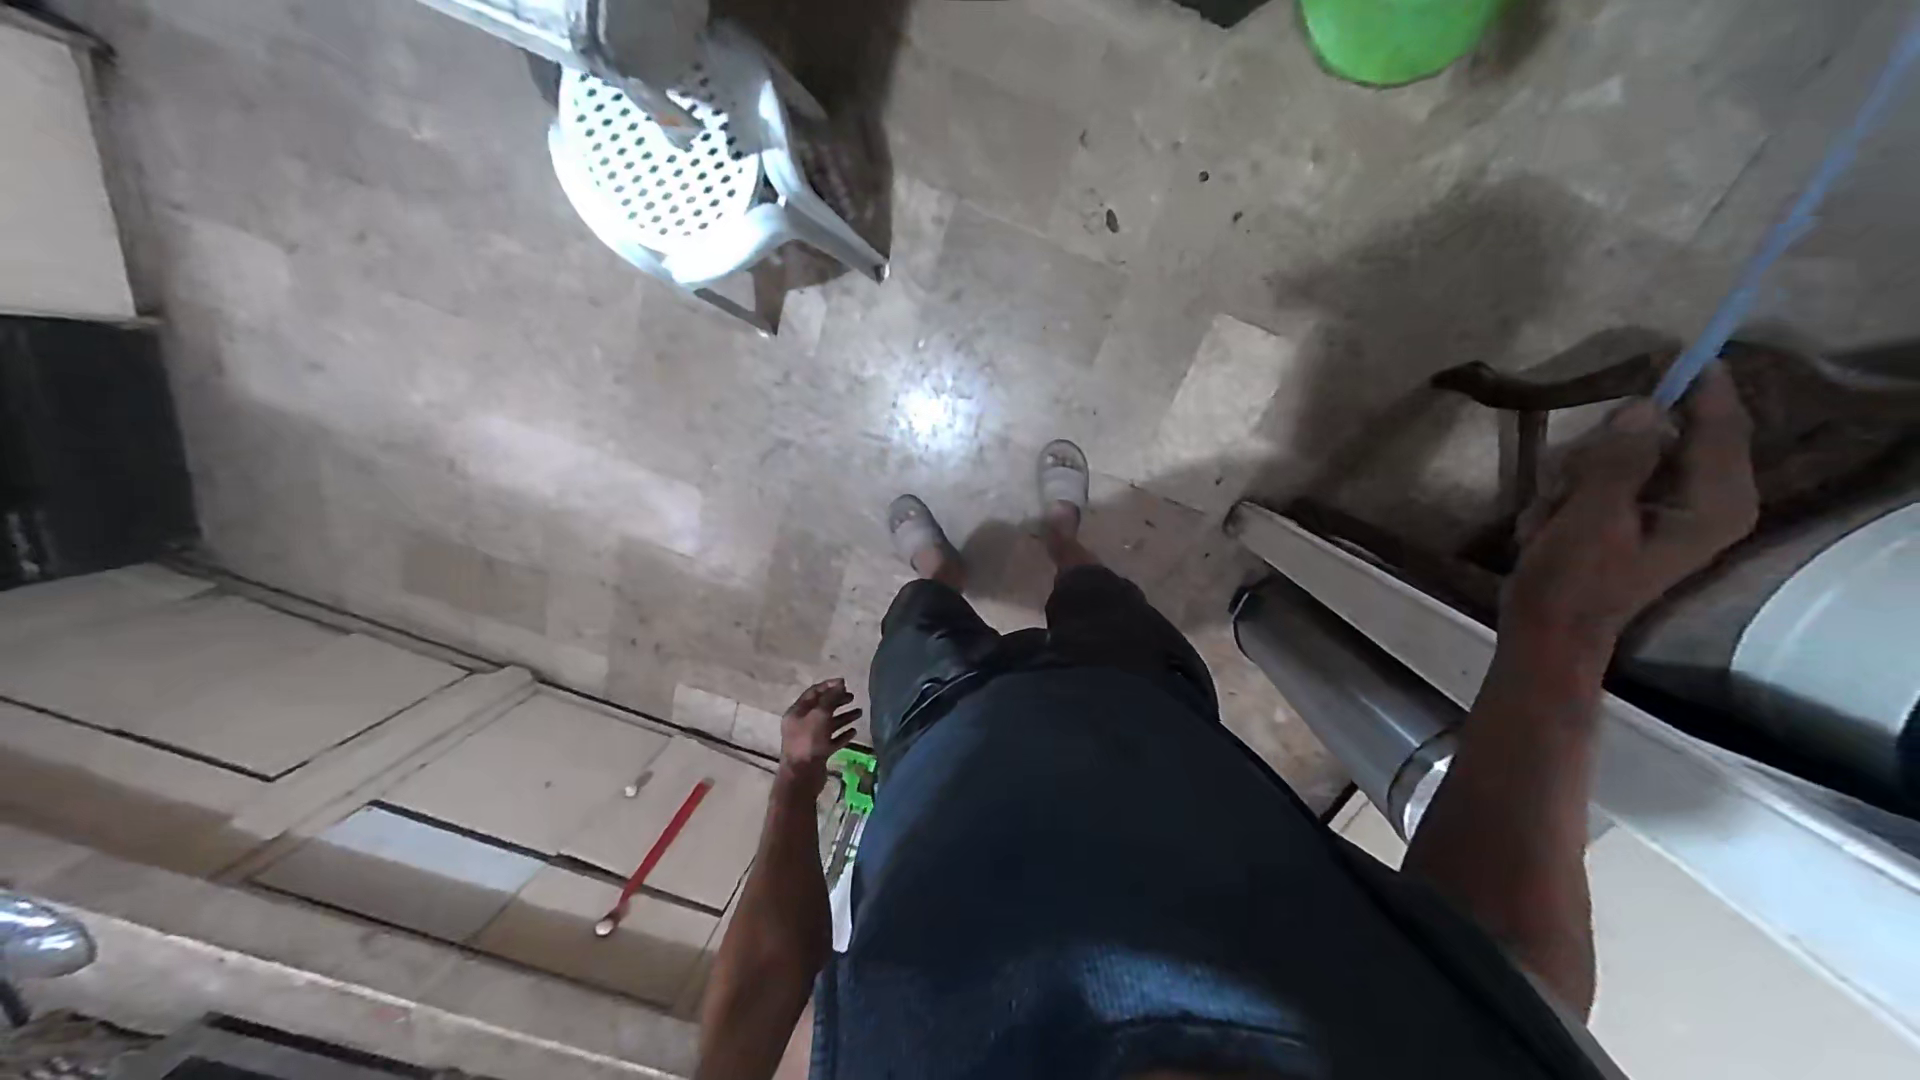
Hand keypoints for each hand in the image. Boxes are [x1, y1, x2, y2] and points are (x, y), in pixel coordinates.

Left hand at [777, 679, 861, 795]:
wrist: (802, 776)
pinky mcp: (819, 752)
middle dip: (838, 701)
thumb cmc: (808, 741)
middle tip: (853, 697)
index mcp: (797, 712)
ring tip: (860, 713)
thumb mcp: (819, 715)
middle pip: (822, 707)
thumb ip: (830, 698)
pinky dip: (842, 734)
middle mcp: (802, 723)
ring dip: (844, 717)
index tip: (845, 682)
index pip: (813, 693)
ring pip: (829, 723)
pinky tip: (854, 732)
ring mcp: (810, 739)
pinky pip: (832, 739)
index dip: (829, 686)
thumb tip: (839, 683)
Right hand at [1504, 362, 1757, 648]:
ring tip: (1548, 518)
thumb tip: (1643, 406)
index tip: (1678, 353)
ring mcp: (1663, 509)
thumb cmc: (1573, 579)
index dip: (1701, 388)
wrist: (1548, 627)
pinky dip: (1565, 497)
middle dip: (1598, 456)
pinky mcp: (1630, 517)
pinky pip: (1598, 481)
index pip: (1718, 427)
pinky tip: (1547, 526)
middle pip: (1656, 440)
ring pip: (1616, 459)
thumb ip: (1618, 461)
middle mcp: (1701, 500)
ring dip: (1572, 480)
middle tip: (1563, 482)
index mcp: (1714, 502)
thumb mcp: (1590, 519)